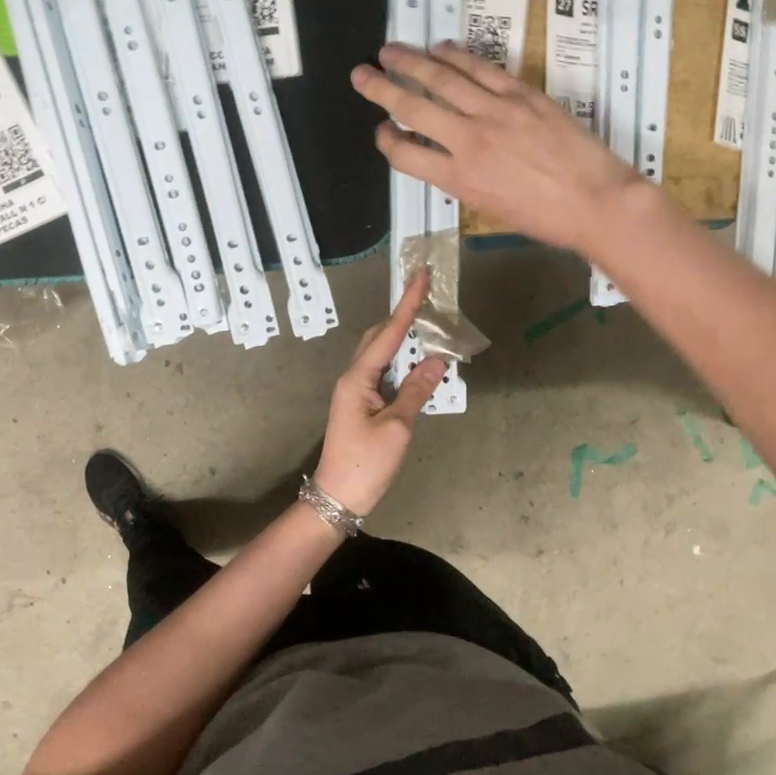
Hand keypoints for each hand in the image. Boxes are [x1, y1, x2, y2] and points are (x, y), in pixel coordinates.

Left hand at [312, 273, 448, 516]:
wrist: (338, 497)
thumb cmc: (367, 464)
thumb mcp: (397, 427)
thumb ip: (417, 391)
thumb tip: (437, 360)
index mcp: (358, 379)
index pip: (389, 334)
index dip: (407, 305)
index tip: (421, 276)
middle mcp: (352, 379)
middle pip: (378, 338)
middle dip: (401, 316)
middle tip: (426, 297)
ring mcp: (354, 393)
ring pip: (379, 355)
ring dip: (401, 339)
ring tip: (425, 325)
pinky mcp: (359, 407)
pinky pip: (381, 374)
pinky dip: (399, 363)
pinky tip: (416, 365)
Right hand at [351, 42, 675, 258]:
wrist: (594, 201)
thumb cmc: (544, 219)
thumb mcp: (492, 210)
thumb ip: (464, 181)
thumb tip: (447, 159)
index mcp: (458, 180)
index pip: (405, 154)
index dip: (387, 140)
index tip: (381, 130)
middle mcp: (468, 141)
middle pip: (414, 108)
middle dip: (382, 89)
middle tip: (360, 75)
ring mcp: (495, 112)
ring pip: (443, 79)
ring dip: (411, 62)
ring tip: (389, 50)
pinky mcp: (521, 94)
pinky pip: (482, 68)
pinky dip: (458, 56)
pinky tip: (441, 49)